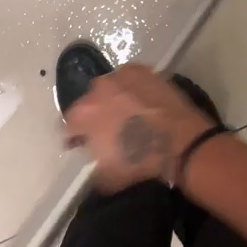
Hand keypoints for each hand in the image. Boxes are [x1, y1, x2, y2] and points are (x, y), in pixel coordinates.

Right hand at [64, 64, 215, 192]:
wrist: (178, 140)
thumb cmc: (139, 161)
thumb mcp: (106, 177)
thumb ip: (91, 168)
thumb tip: (92, 166)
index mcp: (83, 114)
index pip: (69, 124)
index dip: (75, 135)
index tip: (82, 144)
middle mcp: (97, 89)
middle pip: (89, 102)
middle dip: (95, 114)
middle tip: (109, 128)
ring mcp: (121, 75)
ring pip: (109, 87)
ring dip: (113, 98)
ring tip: (128, 113)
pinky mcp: (142, 69)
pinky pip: (129, 78)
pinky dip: (132, 87)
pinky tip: (142, 99)